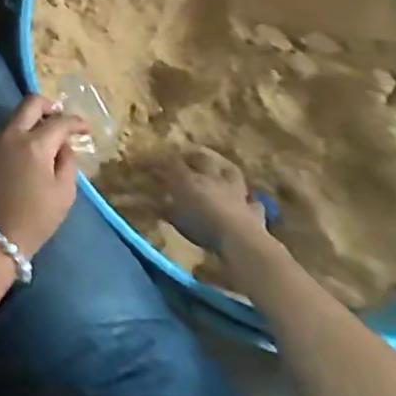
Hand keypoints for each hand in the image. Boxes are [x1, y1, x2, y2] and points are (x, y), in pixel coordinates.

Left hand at [0, 95, 89, 254]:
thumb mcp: (64, 190)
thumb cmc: (38, 215)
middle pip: (29, 103)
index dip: (76, 122)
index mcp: (34, 144)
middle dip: (49, 106)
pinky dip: (23, 132)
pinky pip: (8, 131)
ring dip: (35, 120)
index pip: (59, 121)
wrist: (0, 232)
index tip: (86, 129)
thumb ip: (67, 160)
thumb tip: (63, 143)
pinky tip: (34, 149)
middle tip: (63, 120)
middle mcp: (11, 135)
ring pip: (17, 116)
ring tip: (51, 137)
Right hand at [153, 147, 267, 253]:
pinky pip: (253, 202)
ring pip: (231, 173)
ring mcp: (236, 193)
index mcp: (190, 180)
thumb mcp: (173, 216)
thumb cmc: (201, 226)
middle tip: (189, 154)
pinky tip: (249, 200)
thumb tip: (141, 199)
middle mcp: (213, 180)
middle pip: (204, 160)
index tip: (153, 159)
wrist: (241, 241)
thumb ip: (159, 205)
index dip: (163, 159)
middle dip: (196, 155)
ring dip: (225, 169)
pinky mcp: (254, 211)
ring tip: (220, 168)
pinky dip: (249, 200)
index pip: (173, 162)